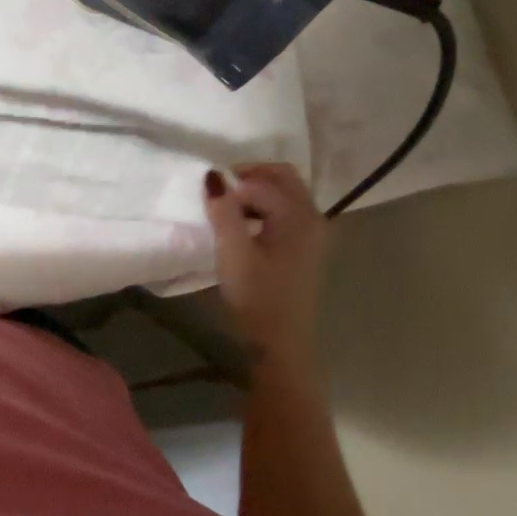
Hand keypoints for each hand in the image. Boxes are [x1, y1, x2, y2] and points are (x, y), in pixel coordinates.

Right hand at [203, 163, 327, 371]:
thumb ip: (223, 211)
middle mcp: (312, 216)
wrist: (279, 339)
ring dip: (256, 192)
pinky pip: (286, 210)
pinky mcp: (305, 245)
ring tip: (226, 210)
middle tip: (217, 192)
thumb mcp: (232, 251)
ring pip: (285, 193)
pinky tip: (243, 226)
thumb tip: (213, 176)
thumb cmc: (256, 295)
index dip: (231, 184)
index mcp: (298, 215)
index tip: (204, 197)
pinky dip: (264, 207)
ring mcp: (313, 231)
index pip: (261, 183)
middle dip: (249, 177)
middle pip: (282, 177)